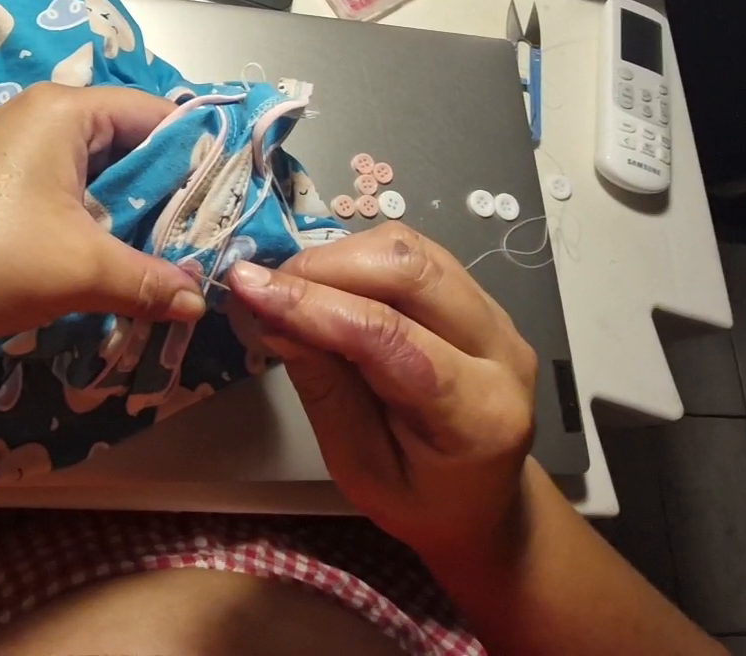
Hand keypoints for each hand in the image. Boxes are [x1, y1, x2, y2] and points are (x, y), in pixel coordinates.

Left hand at [0, 83, 204, 353]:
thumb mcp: (80, 269)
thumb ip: (150, 281)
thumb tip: (200, 301)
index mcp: (66, 111)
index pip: (156, 114)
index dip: (198, 154)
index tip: (228, 200)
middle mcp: (42, 118)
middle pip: (129, 145)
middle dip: (166, 194)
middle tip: (203, 239)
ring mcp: (16, 151)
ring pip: (98, 176)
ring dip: (130, 216)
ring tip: (166, 259)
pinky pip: (66, 194)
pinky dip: (94, 225)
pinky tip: (111, 264)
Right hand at [224, 223, 537, 567]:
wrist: (483, 496)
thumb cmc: (419, 498)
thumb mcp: (358, 468)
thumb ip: (321, 388)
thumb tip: (271, 315)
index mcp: (477, 414)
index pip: (390, 337)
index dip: (312, 305)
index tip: (245, 286)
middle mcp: (500, 350)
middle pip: (410, 270)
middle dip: (324, 267)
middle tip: (265, 288)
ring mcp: (496, 313)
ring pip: (412, 248)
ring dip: (339, 255)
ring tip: (292, 286)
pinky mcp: (477, 294)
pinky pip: (415, 250)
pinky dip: (358, 255)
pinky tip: (327, 282)